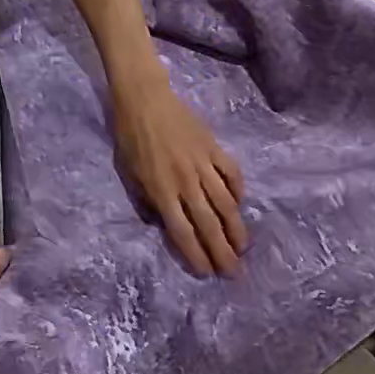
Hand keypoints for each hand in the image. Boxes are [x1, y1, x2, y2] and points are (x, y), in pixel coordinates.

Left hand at [113, 77, 246, 275]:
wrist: (146, 100)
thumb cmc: (131, 138)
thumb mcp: (129, 175)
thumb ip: (147, 201)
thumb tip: (165, 224)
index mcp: (162, 191)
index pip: (183, 232)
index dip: (197, 255)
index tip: (208, 273)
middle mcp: (186, 182)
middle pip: (208, 223)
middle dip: (222, 251)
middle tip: (235, 271)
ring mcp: (203, 164)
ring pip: (225, 202)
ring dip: (236, 227)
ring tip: (244, 245)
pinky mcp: (214, 148)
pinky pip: (231, 173)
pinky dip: (238, 189)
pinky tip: (240, 203)